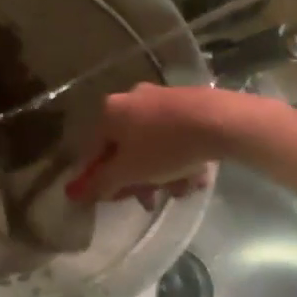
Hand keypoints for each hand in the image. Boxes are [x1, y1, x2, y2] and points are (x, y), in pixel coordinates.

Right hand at [68, 83, 264, 207]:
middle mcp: (132, 99)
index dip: (101, 178)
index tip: (115, 198)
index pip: (94, 150)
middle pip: (125, 147)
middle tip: (149, 198)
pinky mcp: (190, 101)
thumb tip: (76, 193)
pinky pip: (175, 135)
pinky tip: (195, 176)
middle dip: (137, 177)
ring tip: (179, 190)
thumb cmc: (164, 148)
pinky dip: (180, 157)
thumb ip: (100, 183)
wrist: (221, 121)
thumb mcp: (127, 172)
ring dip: (162, 172)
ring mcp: (162, 98)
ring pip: (153, 144)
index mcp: (110, 111)